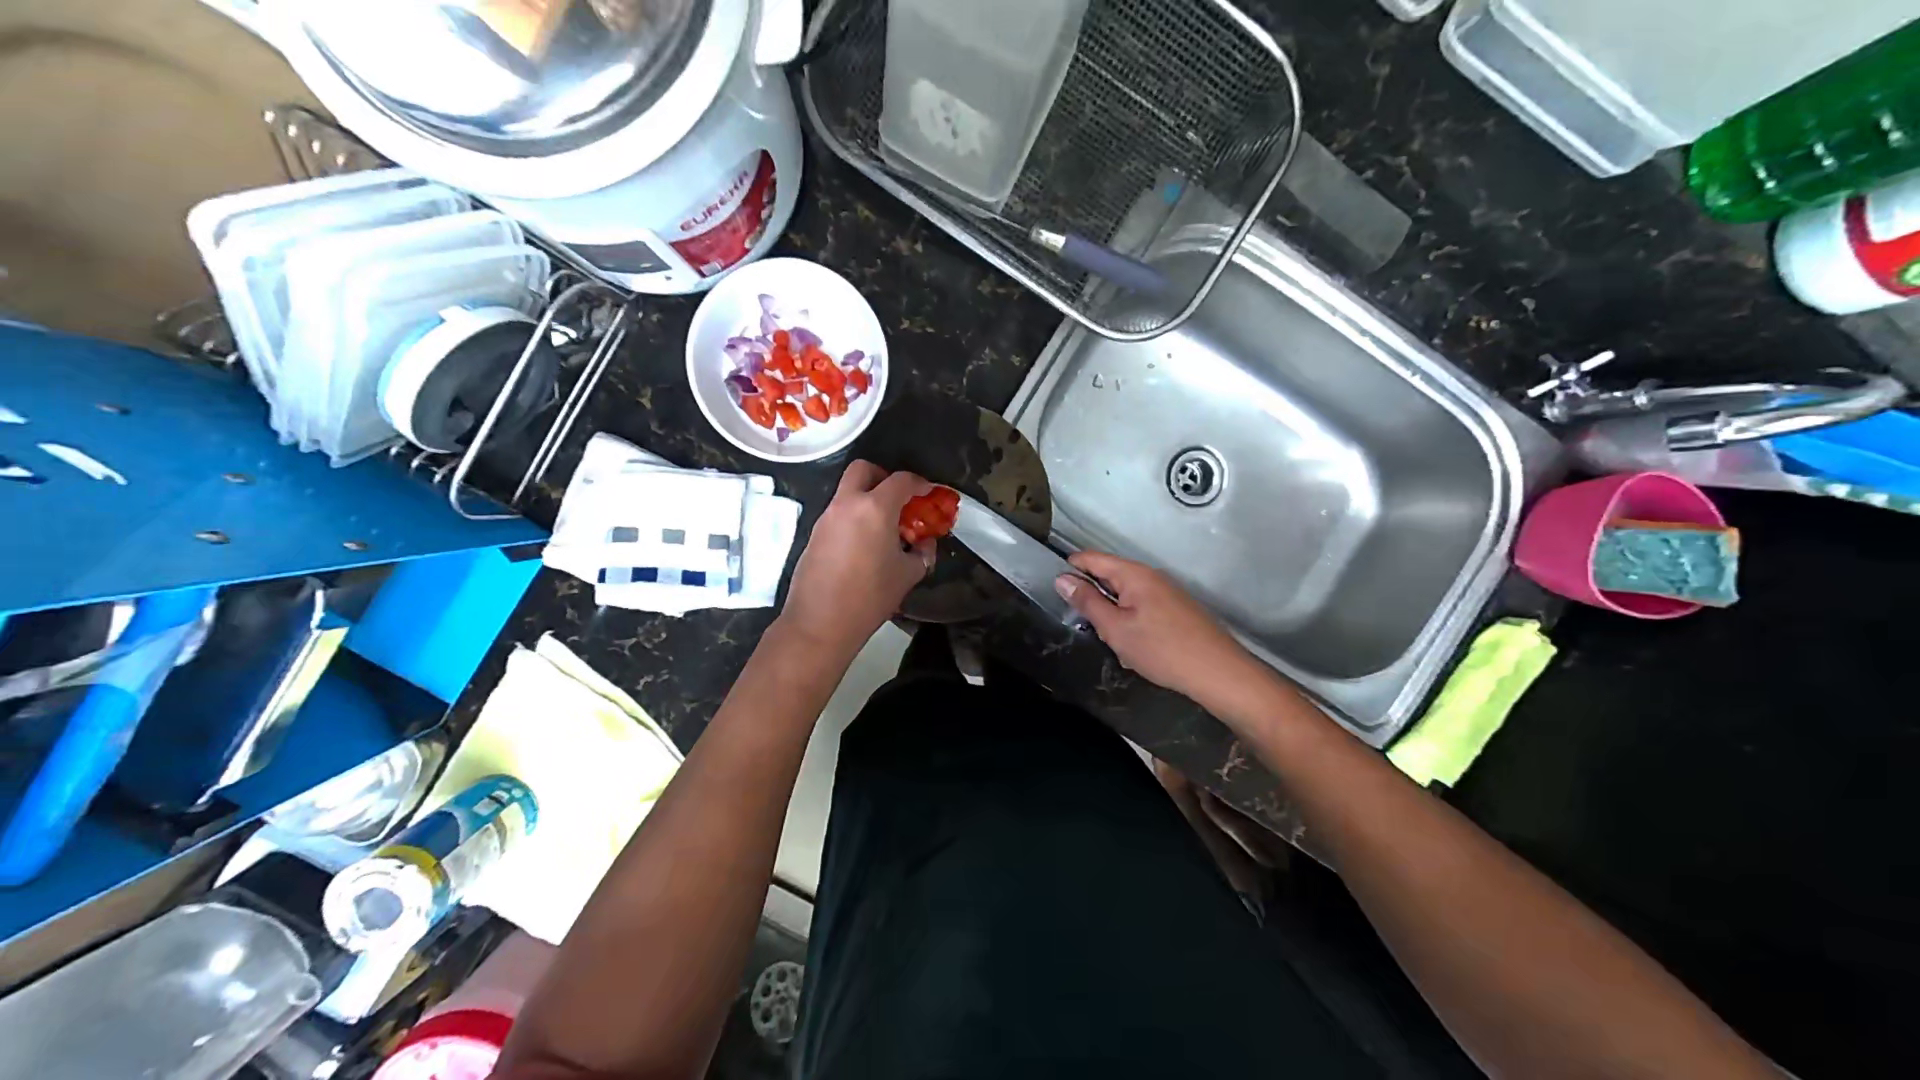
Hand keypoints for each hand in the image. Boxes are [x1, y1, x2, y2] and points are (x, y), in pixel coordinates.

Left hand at [779, 461, 935, 654]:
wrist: (820, 622)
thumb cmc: (870, 596)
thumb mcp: (908, 575)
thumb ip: (922, 552)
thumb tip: (924, 543)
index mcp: (875, 508)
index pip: (901, 480)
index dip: (920, 483)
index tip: (928, 493)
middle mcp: (847, 504)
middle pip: (864, 469)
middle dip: (883, 476)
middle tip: (898, 498)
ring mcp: (826, 517)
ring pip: (847, 491)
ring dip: (867, 498)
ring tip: (883, 527)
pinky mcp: (814, 533)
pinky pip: (838, 513)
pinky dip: (853, 517)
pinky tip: (864, 544)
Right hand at [1054, 552, 1260, 704]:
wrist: (1218, 672)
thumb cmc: (1161, 649)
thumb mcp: (1115, 628)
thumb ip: (1087, 602)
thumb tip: (1062, 579)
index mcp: (1133, 574)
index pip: (1091, 558)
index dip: (1070, 569)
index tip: (1054, 589)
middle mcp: (1151, 575)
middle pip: (1109, 575)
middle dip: (1093, 597)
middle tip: (1085, 625)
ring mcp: (1167, 591)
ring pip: (1126, 595)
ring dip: (1112, 614)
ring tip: (1112, 641)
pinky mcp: (1177, 609)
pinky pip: (1143, 607)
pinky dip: (1131, 622)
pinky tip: (1135, 648)